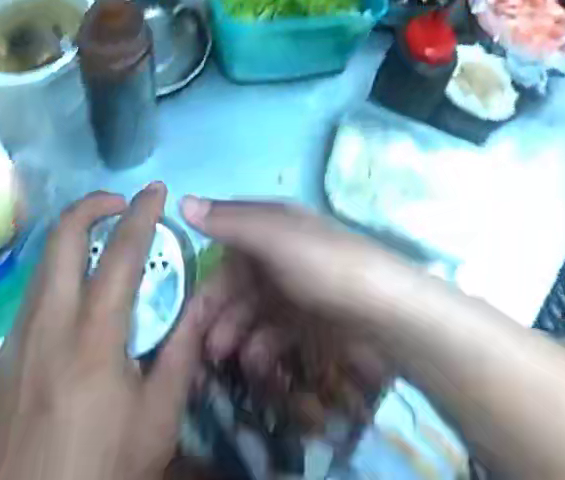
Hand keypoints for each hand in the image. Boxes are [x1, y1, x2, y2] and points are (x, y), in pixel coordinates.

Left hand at [0, 184, 202, 479]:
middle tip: (122, 206)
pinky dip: (58, 275)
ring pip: (43, 262)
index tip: (157, 189)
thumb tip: (202, 300)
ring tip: (105, 250)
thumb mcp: (156, 421)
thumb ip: (182, 352)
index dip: (142, 212)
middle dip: (93, 205)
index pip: (121, 251)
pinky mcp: (1, 357)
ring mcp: (17, 337)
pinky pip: (32, 294)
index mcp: (93, 334)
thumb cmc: (100, 470)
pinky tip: (78, 306)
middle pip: (62, 235)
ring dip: (74, 239)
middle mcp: (48, 321)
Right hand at [182, 197, 403, 430]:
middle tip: (197, 341)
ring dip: (234, 330)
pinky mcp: (311, 325)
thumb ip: (227, 221)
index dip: (203, 264)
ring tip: (222, 357)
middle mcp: (281, 253)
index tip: (180, 298)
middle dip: (216, 307)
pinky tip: (255, 364)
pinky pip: (275, 333)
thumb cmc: (321, 264)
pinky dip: (261, 346)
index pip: (226, 238)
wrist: (384, 312)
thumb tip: (182, 200)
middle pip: (237, 279)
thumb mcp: (272, 235)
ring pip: (252, 308)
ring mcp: (296, 290)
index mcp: (272, 224)